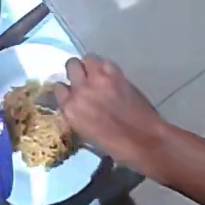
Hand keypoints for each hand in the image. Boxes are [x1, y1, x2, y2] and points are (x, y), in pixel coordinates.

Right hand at [59, 56, 169, 174]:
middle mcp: (80, 91)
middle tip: (84, 78)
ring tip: (97, 73)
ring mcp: (98, 80)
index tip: (72, 91)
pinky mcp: (116, 75)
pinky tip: (110, 75)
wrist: (145, 141)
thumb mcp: (86, 134)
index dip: (66, 89)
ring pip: (87, 58)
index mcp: (70, 110)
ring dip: (90, 64)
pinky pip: (105, 62)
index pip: (58, 88)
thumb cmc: (115, 146)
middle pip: (71, 65)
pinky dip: (106, 66)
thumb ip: (76, 115)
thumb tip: (76, 105)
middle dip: (76, 70)